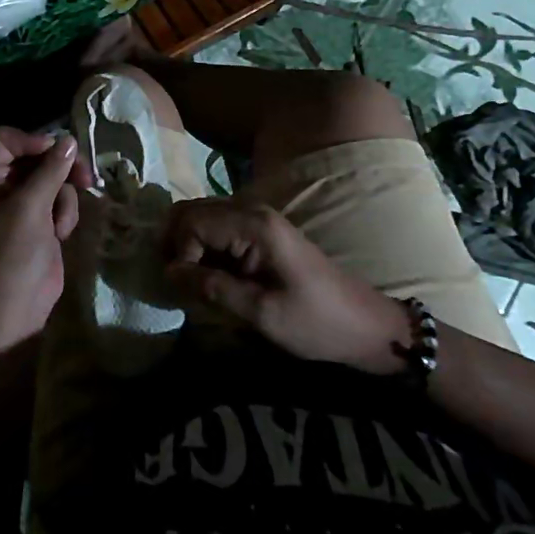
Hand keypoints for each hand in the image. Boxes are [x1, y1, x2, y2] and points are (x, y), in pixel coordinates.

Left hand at [0, 128, 86, 358]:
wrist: (19, 306)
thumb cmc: (15, 253)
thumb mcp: (32, 207)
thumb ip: (50, 171)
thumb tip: (69, 140)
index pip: (4, 139)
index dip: (29, 139)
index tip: (55, 149)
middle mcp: (1, 186)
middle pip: (33, 156)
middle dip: (59, 166)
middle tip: (85, 174)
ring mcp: (22, 203)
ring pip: (51, 177)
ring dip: (64, 195)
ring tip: (63, 222)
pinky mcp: (41, 219)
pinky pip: (58, 198)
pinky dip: (64, 212)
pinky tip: (62, 233)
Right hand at [164, 199, 411, 373]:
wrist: (365, 324)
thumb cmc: (316, 322)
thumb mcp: (262, 313)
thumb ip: (213, 288)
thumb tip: (169, 272)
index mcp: (254, 225)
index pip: (193, 221)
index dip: (179, 252)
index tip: (183, 286)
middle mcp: (250, 208)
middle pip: (191, 210)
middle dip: (175, 241)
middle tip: (173, 278)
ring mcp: (254, 215)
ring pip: (199, 215)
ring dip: (186, 242)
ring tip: (185, 278)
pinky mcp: (257, 228)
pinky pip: (215, 225)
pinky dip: (200, 244)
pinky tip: (205, 273)